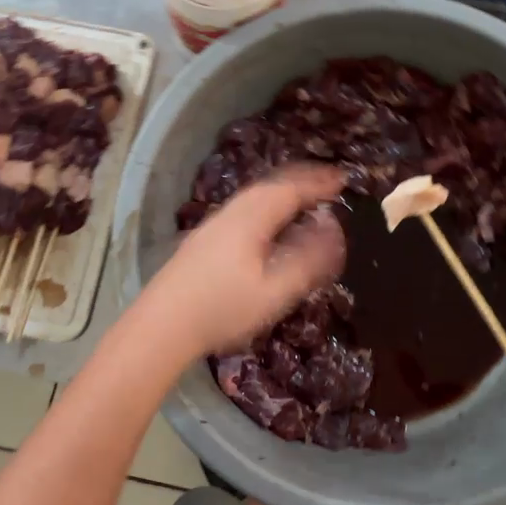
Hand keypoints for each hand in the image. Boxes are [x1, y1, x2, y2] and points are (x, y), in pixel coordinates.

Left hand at [139, 163, 346, 359]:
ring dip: (285, 192)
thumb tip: (333, 228)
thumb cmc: (222, 309)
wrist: (161, 326)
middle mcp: (232, 211)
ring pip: (256, 196)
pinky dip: (269, 206)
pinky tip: (272, 225)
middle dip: (303, 181)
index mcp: (251, 217)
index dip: (319, 182)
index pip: (291, 188)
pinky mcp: (206, 239)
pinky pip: (247, 208)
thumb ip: (308, 258)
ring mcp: (215, 223)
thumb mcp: (275, 290)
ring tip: (307, 200)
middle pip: (272, 185)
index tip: (344, 178)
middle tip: (330, 184)